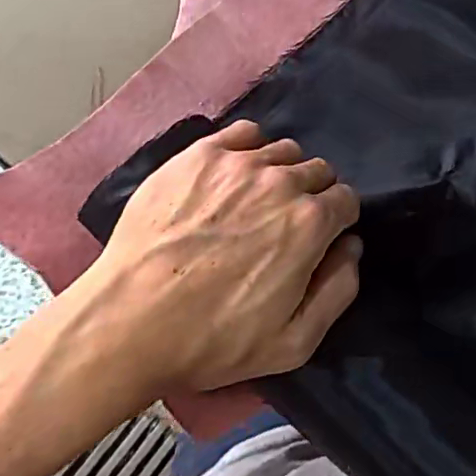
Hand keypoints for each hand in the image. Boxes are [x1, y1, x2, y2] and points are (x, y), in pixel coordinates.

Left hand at [67, 119, 361, 403]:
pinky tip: (234, 176)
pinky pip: (245, 132)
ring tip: (256, 200)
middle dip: (313, 195)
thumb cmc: (210, 340)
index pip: (346, 199)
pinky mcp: (200, 155)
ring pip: (285, 151)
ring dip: (283, 172)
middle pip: (319, 171)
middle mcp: (282, 182)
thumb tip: (352, 247)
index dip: (337, 220)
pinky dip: (250, 148)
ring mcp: (239, 163)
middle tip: (284, 225)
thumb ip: (339, 290)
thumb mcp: (292, 343)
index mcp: (311, 223)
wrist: (123, 325)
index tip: (318, 238)